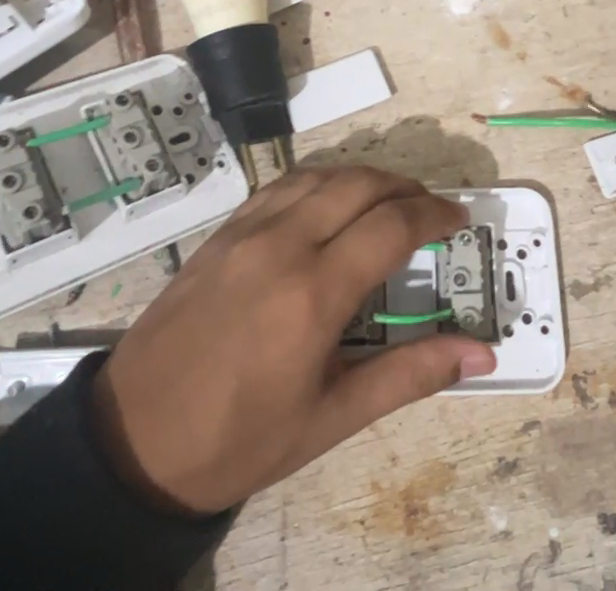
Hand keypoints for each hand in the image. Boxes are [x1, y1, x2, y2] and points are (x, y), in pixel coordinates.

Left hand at [88, 166, 496, 515]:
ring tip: (387, 201)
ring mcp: (243, 234)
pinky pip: (278, 188)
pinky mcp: (218, 236)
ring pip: (316, 176)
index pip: (392, 225)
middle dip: (405, 187)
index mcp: (314, 292)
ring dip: (361, 178)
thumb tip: (481, 354)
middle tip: (431, 210)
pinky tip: (326, 206)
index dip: (435, 215)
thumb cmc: (239, 439)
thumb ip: (409, 375)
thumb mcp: (331, 418)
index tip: (459, 221)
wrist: (133, 438)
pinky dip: (316, 183)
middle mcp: (281, 245)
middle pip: (358, 184)